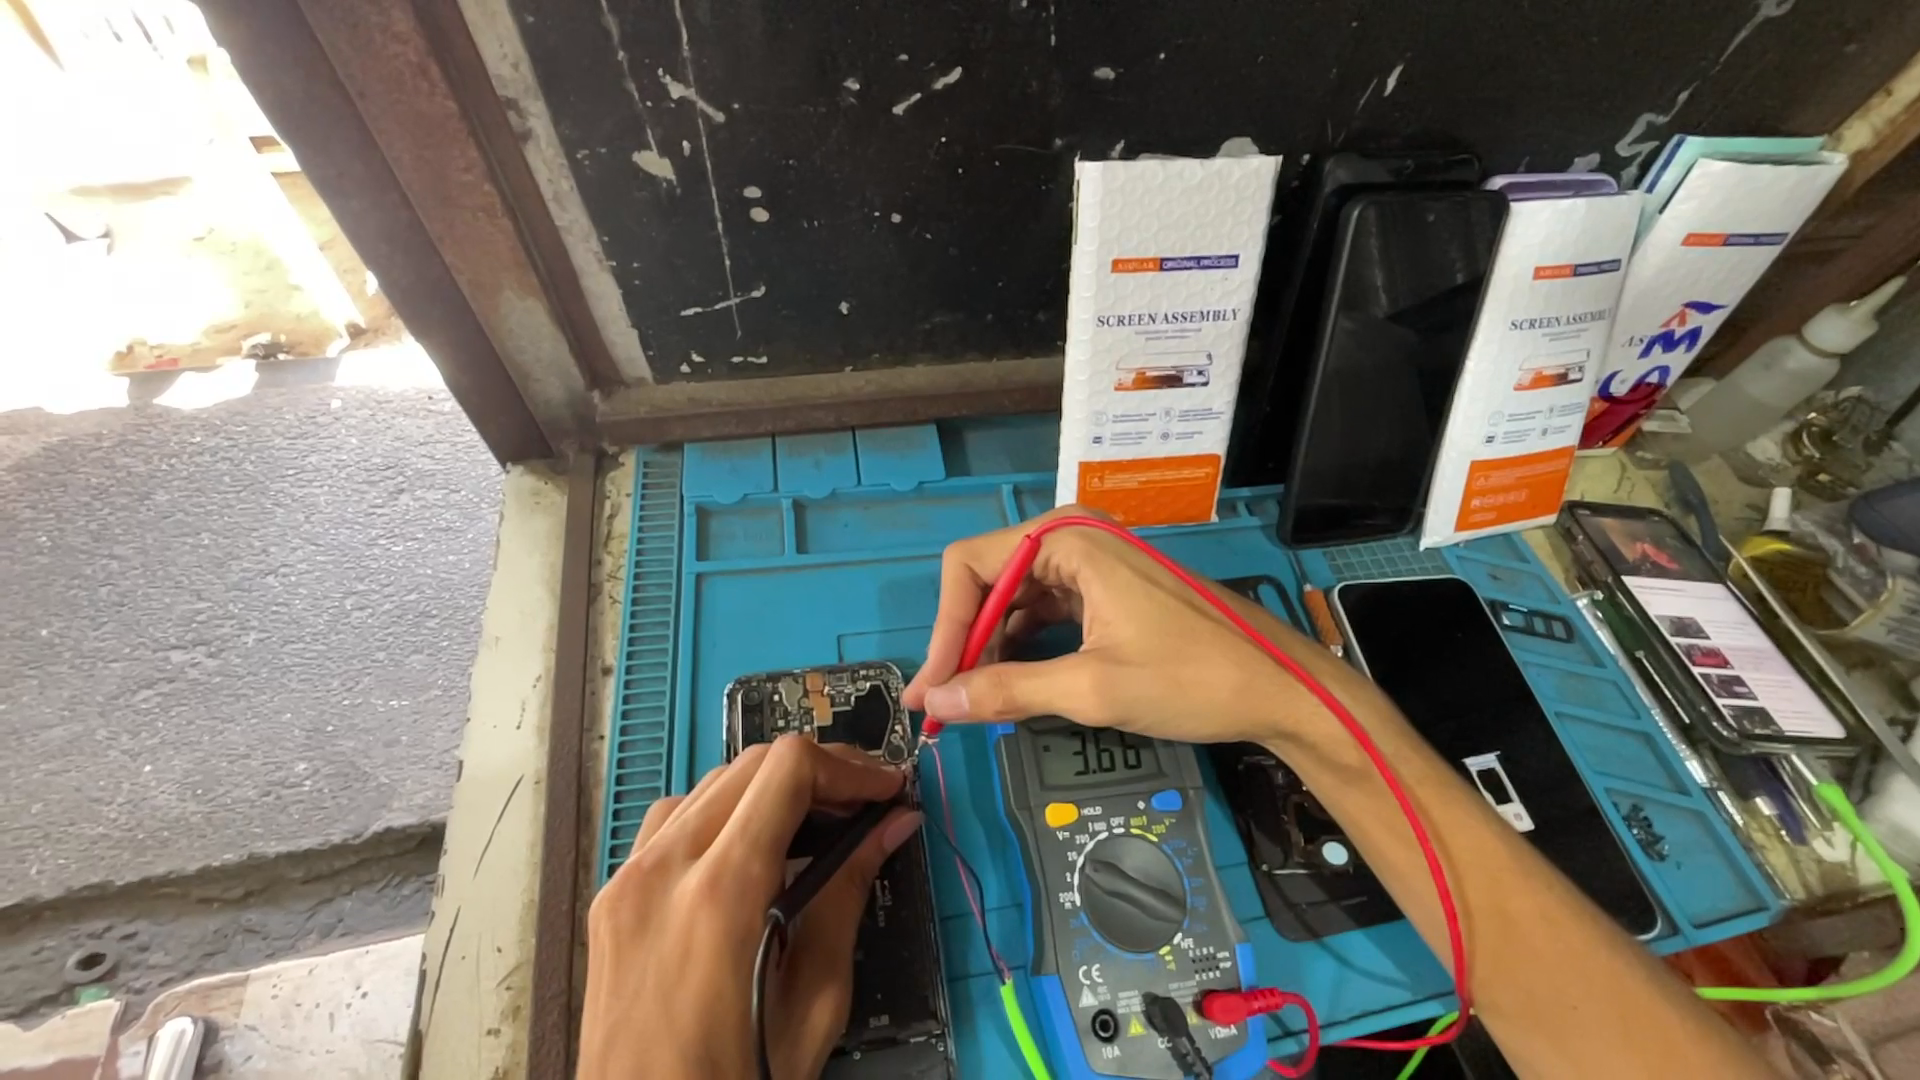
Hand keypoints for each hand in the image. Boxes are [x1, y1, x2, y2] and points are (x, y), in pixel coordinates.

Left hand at [580, 737, 922, 1079]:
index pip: (789, 770)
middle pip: (752, 763)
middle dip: (819, 772)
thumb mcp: (817, 994)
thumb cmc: (743, 1079)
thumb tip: (893, 826)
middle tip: (862, 804)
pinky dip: (720, 812)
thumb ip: (849, 891)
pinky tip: (745, 848)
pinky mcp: (612, 896)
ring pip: (712, 782)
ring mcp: (628, 878)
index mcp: (721, 890)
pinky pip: (672, 820)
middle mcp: (666, 866)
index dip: (848, 767)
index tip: (884, 791)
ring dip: (769, 788)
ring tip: (813, 823)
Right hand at [903, 506, 1363, 747]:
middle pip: (987, 580)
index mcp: (1066, 540)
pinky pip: (1044, 611)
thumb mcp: (1091, 689)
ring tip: (975, 702)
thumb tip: (934, 703)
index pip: (969, 567)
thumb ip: (1006, 690)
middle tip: (947, 705)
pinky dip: (1022, 647)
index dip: (943, 630)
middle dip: (964, 642)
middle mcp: (1072, 538)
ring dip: (990, 648)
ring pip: (1014, 599)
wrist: (1280, 689)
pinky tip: (1013, 683)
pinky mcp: (1106, 589)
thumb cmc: (1191, 679)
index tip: (931, 691)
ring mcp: (1092, 562)